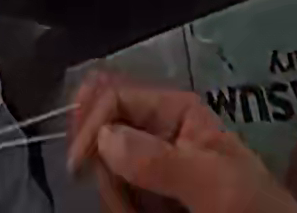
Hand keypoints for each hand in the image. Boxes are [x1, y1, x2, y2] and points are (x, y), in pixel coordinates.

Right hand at [66, 71, 296, 212]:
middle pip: (100, 124)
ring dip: (113, 192)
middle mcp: (155, 128)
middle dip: (100, 162)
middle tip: (119, 200)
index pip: (111, 94)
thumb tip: (104, 137)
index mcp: (173, 109)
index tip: (78, 167)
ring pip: (103, 161)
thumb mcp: (218, 188)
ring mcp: (152, 162)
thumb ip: (160, 160)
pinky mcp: (150, 192)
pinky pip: (117, 188)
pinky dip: (121, 204)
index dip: (90, 123)